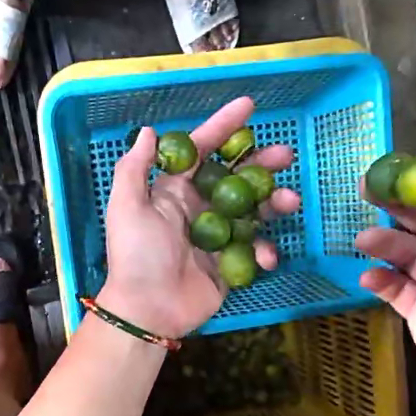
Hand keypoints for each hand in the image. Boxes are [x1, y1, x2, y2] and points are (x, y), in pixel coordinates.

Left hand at [99, 96, 300, 338]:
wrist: (148, 309)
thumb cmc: (135, 255)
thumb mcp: (127, 207)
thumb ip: (135, 168)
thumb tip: (150, 130)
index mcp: (174, 191)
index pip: (201, 151)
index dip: (223, 127)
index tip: (248, 106)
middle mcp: (198, 207)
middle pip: (236, 177)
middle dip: (261, 163)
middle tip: (285, 155)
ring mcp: (216, 235)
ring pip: (252, 209)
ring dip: (273, 202)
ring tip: (289, 201)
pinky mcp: (229, 263)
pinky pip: (253, 248)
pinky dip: (264, 250)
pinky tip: (266, 256)